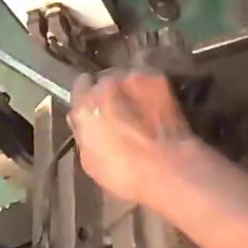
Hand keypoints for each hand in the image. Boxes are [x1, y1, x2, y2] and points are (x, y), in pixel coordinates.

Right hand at [70, 70, 202, 203]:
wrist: (166, 164)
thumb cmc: (123, 171)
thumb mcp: (89, 159)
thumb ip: (84, 131)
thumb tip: (84, 119)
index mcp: (86, 104)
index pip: (80, 85)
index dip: (88, 97)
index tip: (95, 108)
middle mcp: (107, 83)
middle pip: (105, 80)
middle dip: (109, 93)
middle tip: (118, 111)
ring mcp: (134, 77)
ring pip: (127, 77)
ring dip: (129, 89)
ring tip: (138, 108)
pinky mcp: (158, 76)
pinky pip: (147, 79)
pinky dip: (148, 89)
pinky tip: (154, 105)